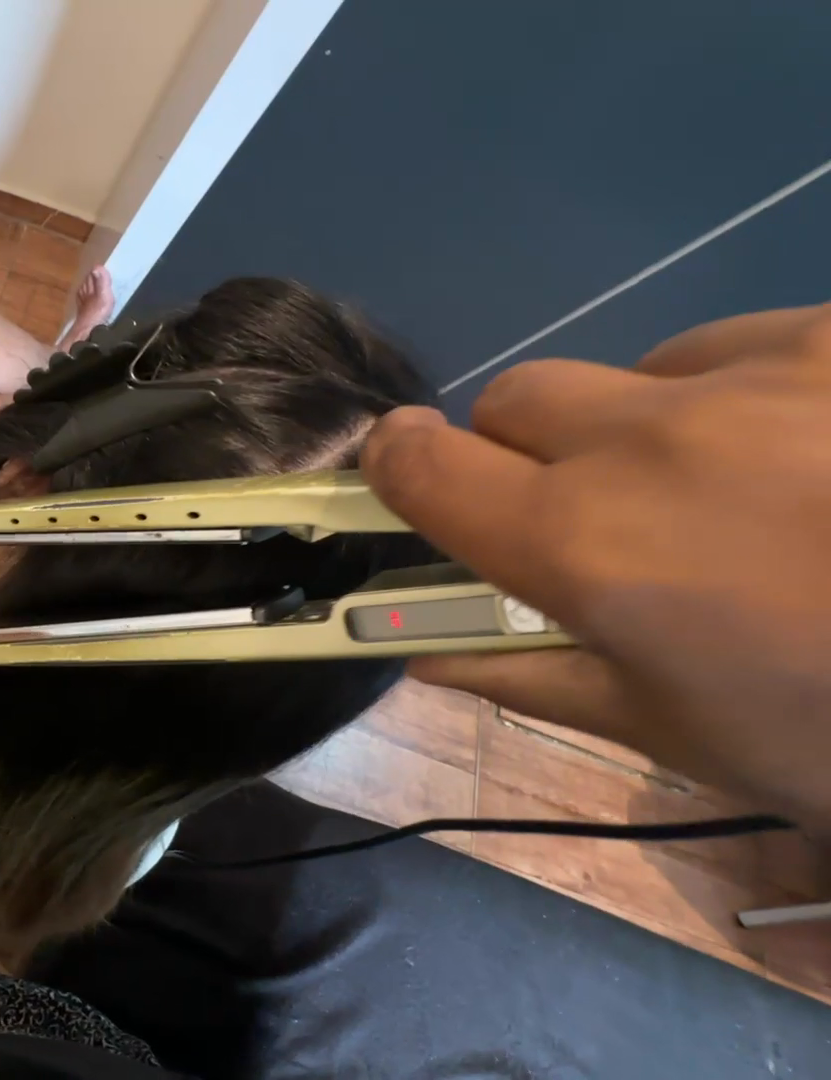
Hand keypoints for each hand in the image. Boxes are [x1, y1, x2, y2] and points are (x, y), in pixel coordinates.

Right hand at [360, 304, 830, 830]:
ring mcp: (777, 376)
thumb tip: (420, 652)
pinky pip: (768, 344)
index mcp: (582, 542)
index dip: (393, 463)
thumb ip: (524, 674)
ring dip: (652, 420)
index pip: (418, 465)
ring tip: (759, 484)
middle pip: (514, 398)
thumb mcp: (681, 730)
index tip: (405, 474)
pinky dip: (767, 391)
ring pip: (643, 368)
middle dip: (524, 448)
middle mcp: (653, 441)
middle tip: (600, 508)